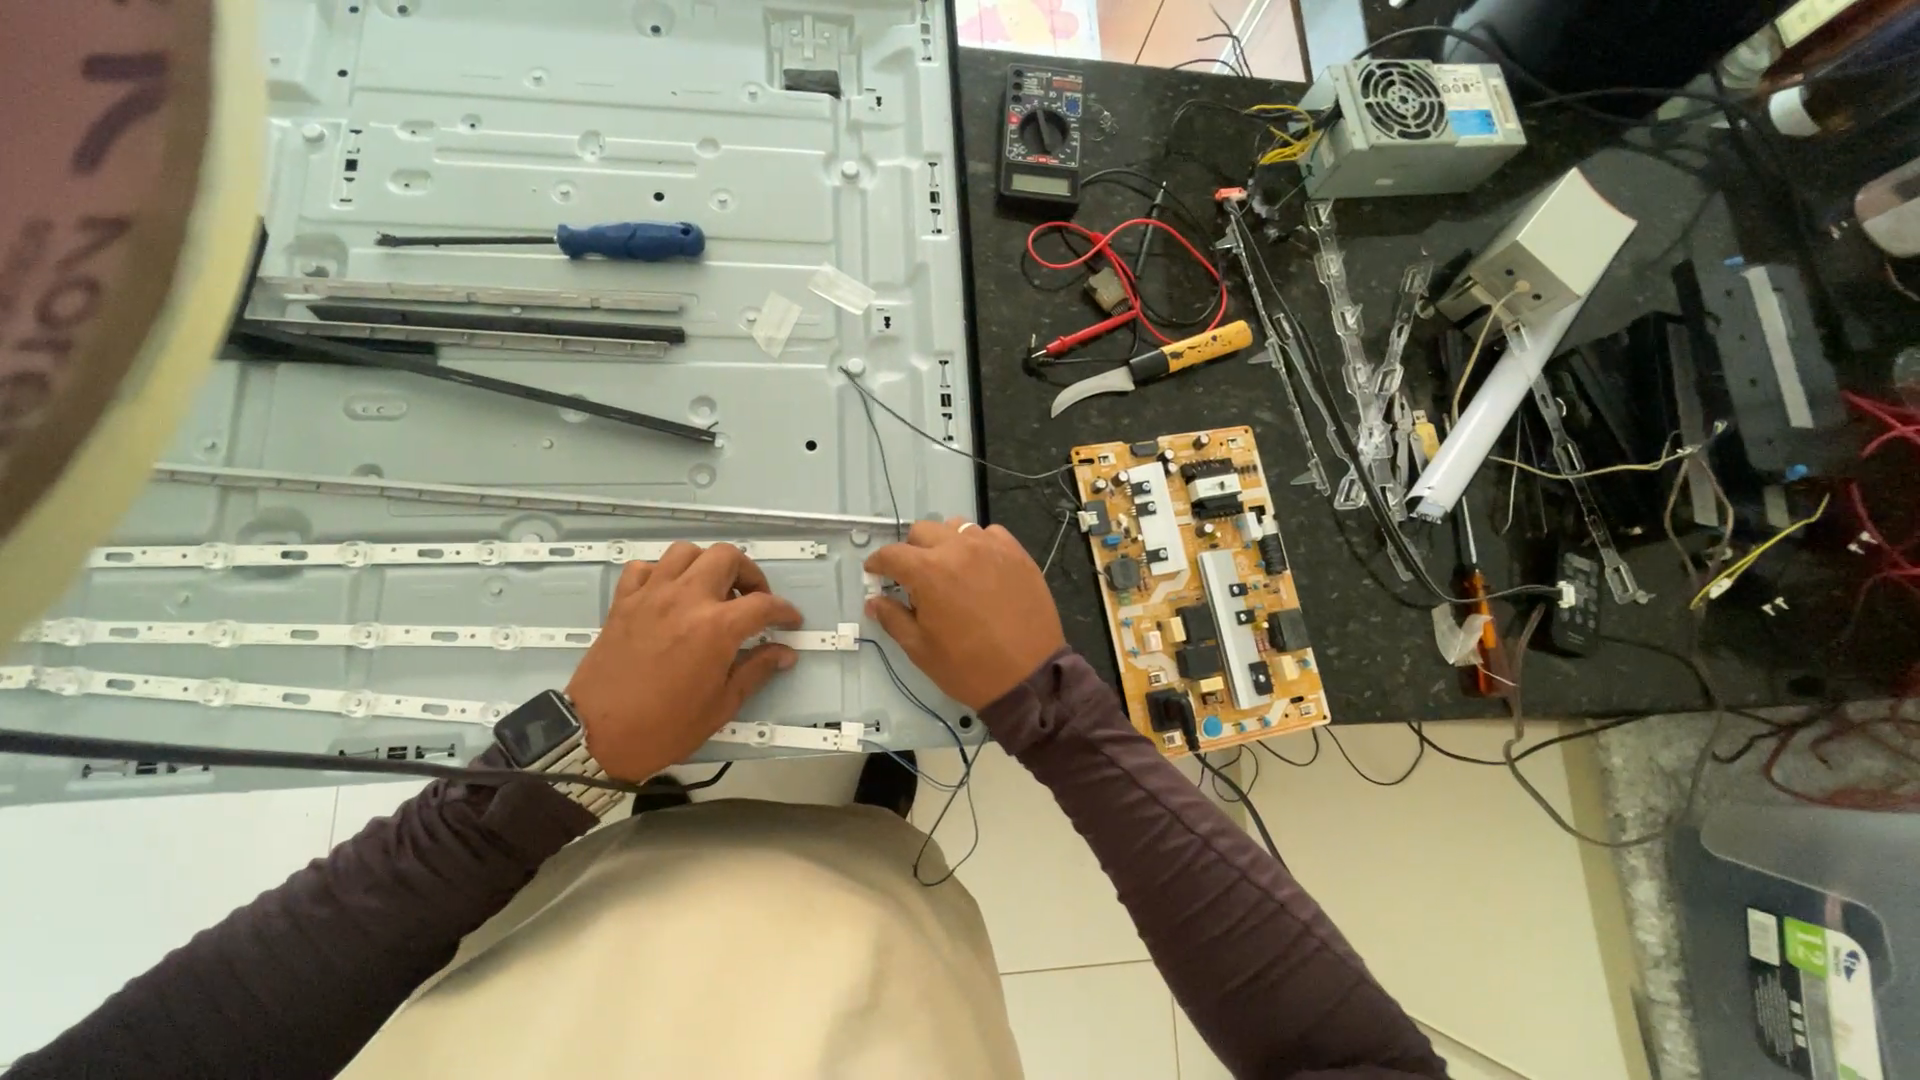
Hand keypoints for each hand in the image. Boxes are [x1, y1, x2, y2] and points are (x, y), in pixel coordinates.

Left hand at [566, 543, 802, 780]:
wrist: (597, 736)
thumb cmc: (665, 727)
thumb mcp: (721, 704)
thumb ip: (755, 669)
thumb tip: (784, 653)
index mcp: (716, 627)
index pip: (763, 604)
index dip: (784, 611)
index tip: (790, 621)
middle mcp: (686, 599)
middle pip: (726, 557)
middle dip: (748, 574)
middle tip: (752, 600)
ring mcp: (651, 596)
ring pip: (686, 552)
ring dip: (706, 565)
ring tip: (711, 592)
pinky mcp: (623, 602)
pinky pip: (644, 568)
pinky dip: (661, 573)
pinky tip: (669, 595)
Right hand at [863, 519, 1064, 709]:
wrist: (1028, 677)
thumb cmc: (968, 667)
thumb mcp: (920, 648)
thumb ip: (893, 618)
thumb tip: (874, 601)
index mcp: (929, 571)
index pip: (892, 554)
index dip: (878, 564)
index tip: (875, 573)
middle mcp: (959, 548)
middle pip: (923, 531)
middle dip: (911, 551)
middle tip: (914, 578)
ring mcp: (991, 547)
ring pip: (956, 527)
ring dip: (945, 544)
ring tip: (949, 570)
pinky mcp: (1017, 553)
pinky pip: (990, 534)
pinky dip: (977, 545)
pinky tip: (980, 568)